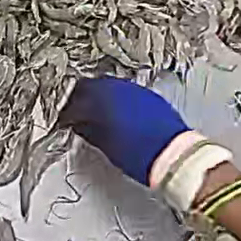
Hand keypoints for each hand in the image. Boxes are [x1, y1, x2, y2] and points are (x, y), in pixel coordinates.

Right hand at [57, 77, 189, 184]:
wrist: (175, 156)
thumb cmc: (142, 156)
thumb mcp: (108, 147)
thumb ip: (91, 131)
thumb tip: (81, 126)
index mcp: (102, 102)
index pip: (76, 103)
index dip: (67, 113)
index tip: (65, 120)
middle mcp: (117, 90)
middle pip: (89, 86)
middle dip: (80, 98)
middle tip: (75, 111)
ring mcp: (133, 90)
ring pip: (107, 84)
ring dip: (97, 94)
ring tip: (94, 109)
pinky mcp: (147, 94)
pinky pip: (124, 88)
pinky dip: (115, 96)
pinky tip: (115, 108)